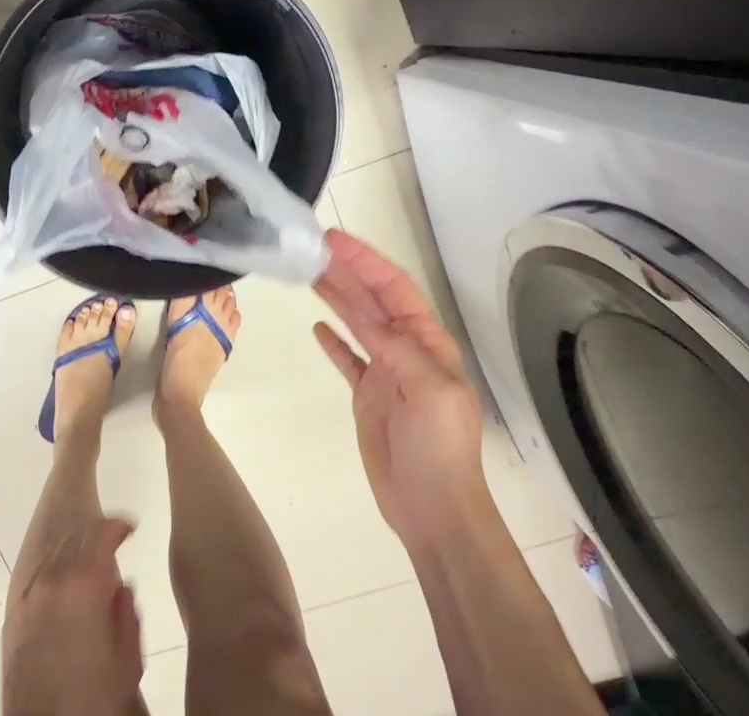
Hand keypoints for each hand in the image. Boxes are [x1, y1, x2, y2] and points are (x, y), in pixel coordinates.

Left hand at [2, 518, 143, 715]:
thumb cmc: (94, 700)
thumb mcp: (128, 661)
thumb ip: (126, 615)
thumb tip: (120, 589)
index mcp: (81, 587)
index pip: (99, 533)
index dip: (118, 525)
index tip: (131, 529)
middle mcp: (50, 583)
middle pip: (73, 538)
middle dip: (95, 535)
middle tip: (115, 543)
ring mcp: (27, 598)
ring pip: (51, 555)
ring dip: (73, 552)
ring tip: (92, 565)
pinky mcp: (13, 616)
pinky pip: (36, 577)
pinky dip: (54, 571)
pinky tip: (66, 587)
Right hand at [312, 229, 486, 549]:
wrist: (432, 506)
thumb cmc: (440, 448)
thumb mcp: (431, 392)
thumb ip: (401, 351)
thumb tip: (370, 320)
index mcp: (428, 344)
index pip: (395, 290)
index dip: (366, 263)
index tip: (334, 241)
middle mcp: (407, 351)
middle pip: (372, 301)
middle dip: (346, 272)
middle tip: (310, 248)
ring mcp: (386, 373)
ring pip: (357, 324)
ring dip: (336, 298)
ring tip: (308, 273)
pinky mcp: (367, 396)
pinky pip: (348, 359)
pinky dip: (334, 341)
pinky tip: (317, 326)